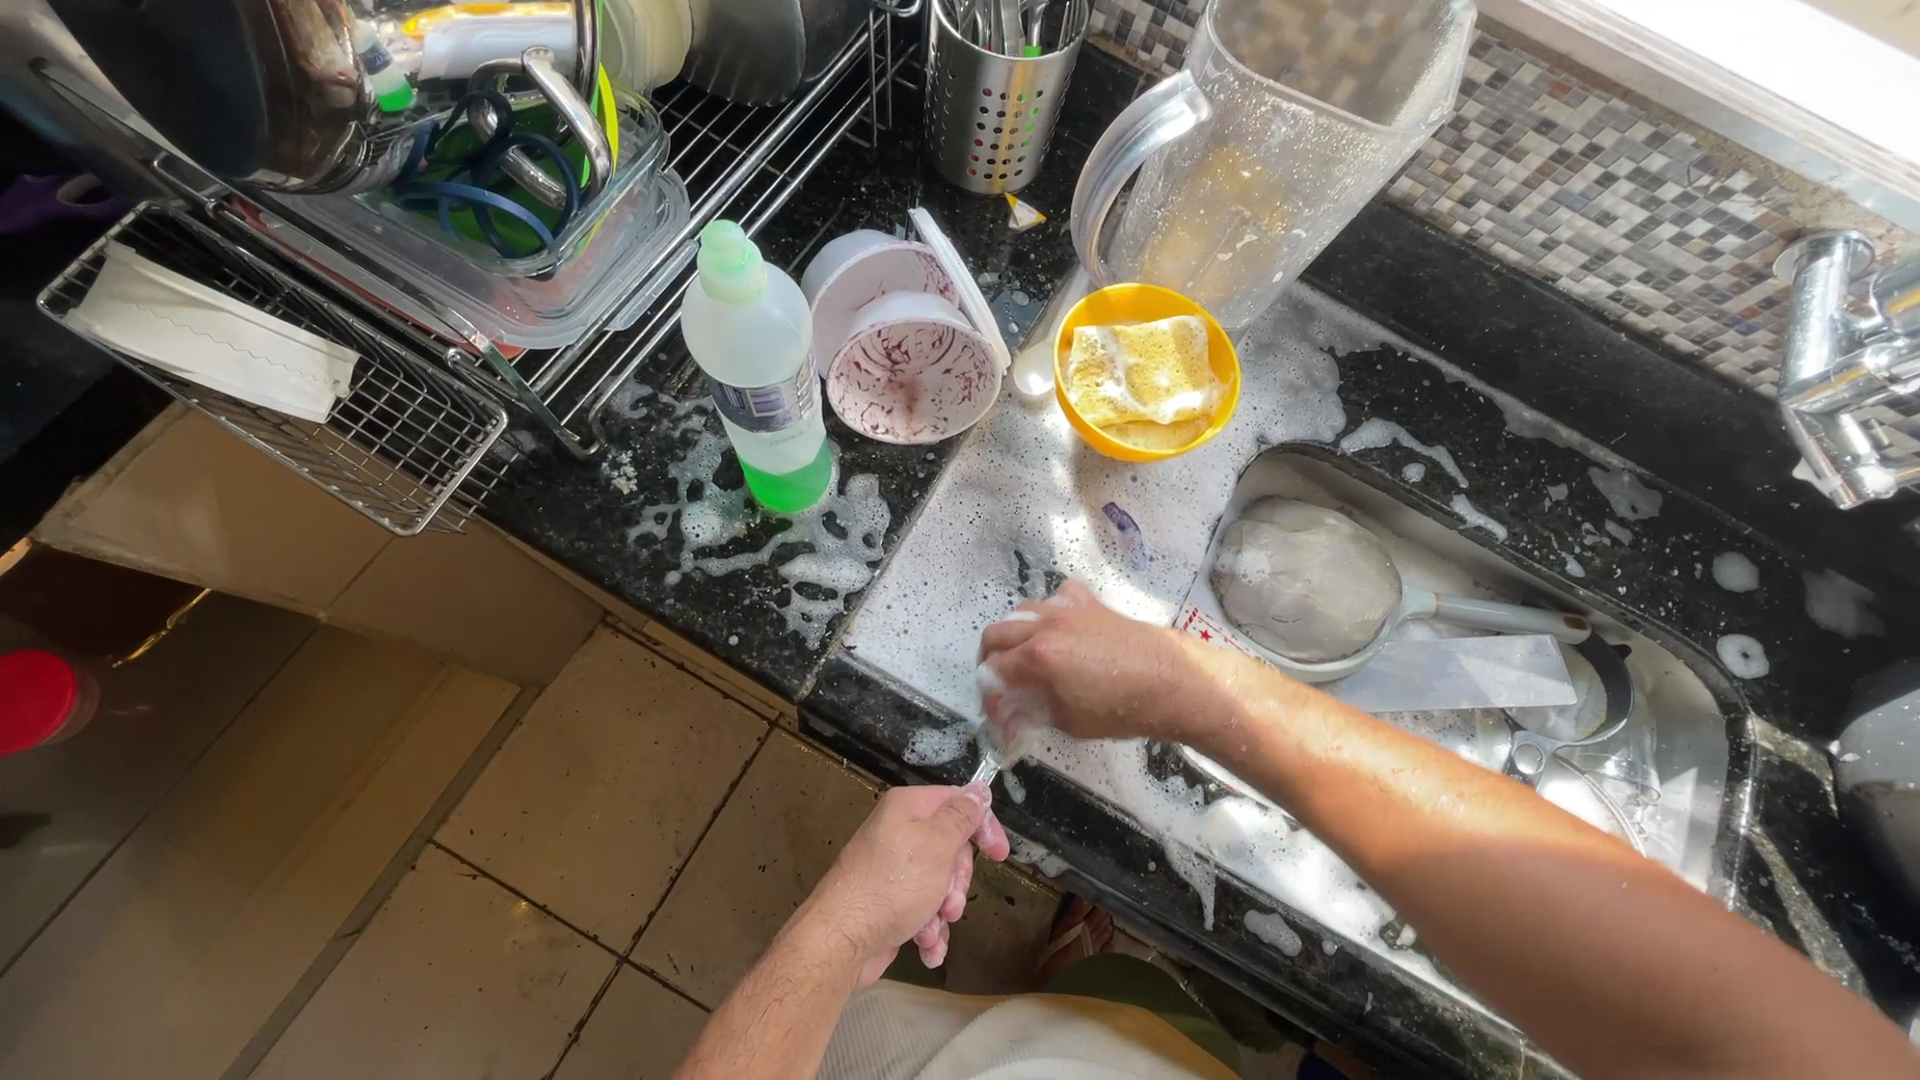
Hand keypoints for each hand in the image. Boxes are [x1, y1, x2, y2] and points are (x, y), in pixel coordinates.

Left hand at [792, 783, 1010, 985]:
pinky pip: (923, 908)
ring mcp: (893, 869)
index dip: (982, 826)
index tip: (1000, 854)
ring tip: (930, 927)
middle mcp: (899, 832)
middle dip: (957, 880)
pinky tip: (926, 947)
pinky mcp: (890, 901)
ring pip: (940, 883)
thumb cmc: (893, 885)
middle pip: (951, 847)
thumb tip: (980, 789)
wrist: (840, 941)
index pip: (958, 802)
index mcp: (908, 808)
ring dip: (943, 909)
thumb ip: (961, 816)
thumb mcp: (937, 845)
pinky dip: (929, 928)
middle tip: (949, 901)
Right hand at [977, 581, 1234, 746]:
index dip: (990, 699)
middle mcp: (1046, 626)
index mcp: (1039, 657)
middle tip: (999, 685)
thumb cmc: (1124, 710)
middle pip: (995, 635)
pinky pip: (1057, 597)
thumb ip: (1034, 712)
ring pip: (1021, 611)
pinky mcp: (1089, 603)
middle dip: (989, 662)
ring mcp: (1068, 610)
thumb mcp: (1070, 722)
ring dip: (1014, 635)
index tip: (999, 717)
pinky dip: (1049, 611)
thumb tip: (1014, 715)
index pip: (993, 674)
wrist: (1174, 682)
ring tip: (1022, 657)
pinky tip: (1058, 630)